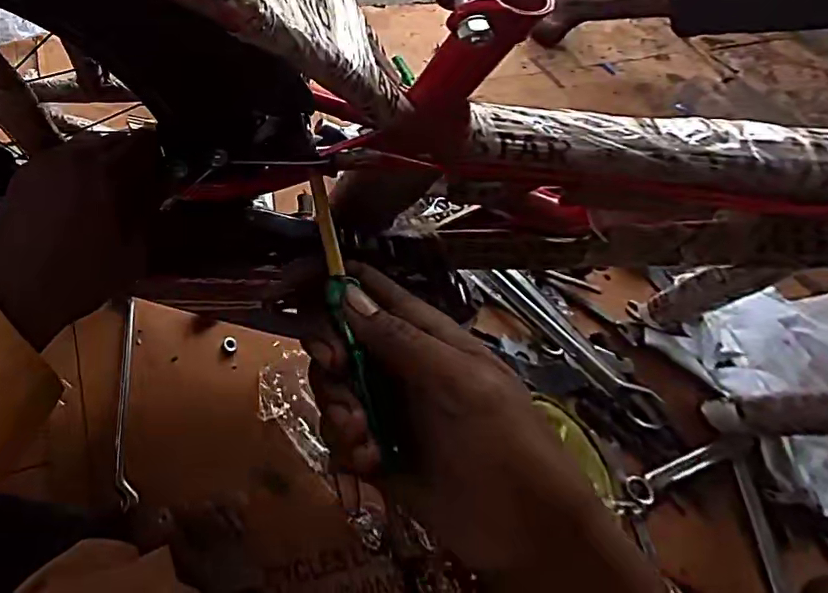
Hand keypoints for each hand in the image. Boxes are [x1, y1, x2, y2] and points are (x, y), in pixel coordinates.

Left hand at [0, 131, 162, 348]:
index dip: (157, 154)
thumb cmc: (79, 279)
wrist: (15, 289)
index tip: (161, 169)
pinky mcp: (25, 171)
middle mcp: (75, 156)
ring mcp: (46, 160)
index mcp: (107, 171)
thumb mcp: (131, 253)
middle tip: (134, 184)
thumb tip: (160, 186)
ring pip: (83, 146)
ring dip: (98, 161)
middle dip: (128, 157)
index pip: (143, 141)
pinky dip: (70, 170)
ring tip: (101, 192)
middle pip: (113, 139)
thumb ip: (149, 211)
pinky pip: (57, 159)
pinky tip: (70, 197)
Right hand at [306, 266, 665, 592]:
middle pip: (333, 335)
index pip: (369, 290)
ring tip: (362, 436)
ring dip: (336, 406)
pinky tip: (371, 461)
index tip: (295, 286)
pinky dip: (344, 444)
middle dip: (327, 353)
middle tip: (336, 370)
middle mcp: (394, 363)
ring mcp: (381, 405)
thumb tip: (345, 291)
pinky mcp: (371, 445)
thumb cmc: (509, 449)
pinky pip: (333, 429)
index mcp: (422, 337)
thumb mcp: (462, 385)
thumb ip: (401, 338)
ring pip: (328, 383)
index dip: (332, 281)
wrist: (532, 546)